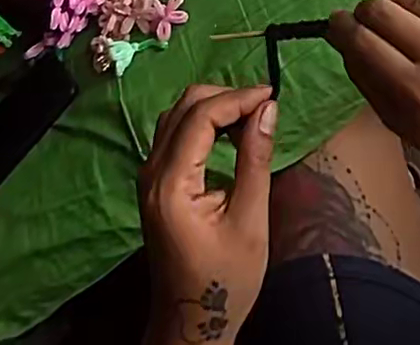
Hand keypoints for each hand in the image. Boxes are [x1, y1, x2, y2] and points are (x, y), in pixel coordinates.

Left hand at [139, 84, 279, 344]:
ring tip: (250, 116)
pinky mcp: (155, 180)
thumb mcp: (250, 221)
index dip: (238, 99)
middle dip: (226, 97)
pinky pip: (176, 131)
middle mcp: (152, 172)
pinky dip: (204, 120)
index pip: (201, 117)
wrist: (191, 323)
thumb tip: (267, 109)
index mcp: (171, 184)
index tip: (270, 96)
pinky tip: (230, 130)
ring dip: (215, 105)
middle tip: (262, 107)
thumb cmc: (225, 279)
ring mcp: (149, 175)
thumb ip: (256, 159)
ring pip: (178, 113)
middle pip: (185, 106)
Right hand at [327, 0, 419, 182]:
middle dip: (363, 13)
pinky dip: (419, 2)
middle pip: (378, 8)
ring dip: (390, 3)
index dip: (341, 28)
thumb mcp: (403, 125)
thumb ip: (368, 81)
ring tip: (398, 21)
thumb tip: (344, 40)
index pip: (362, 42)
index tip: (335, 24)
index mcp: (418, 92)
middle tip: (365, 24)